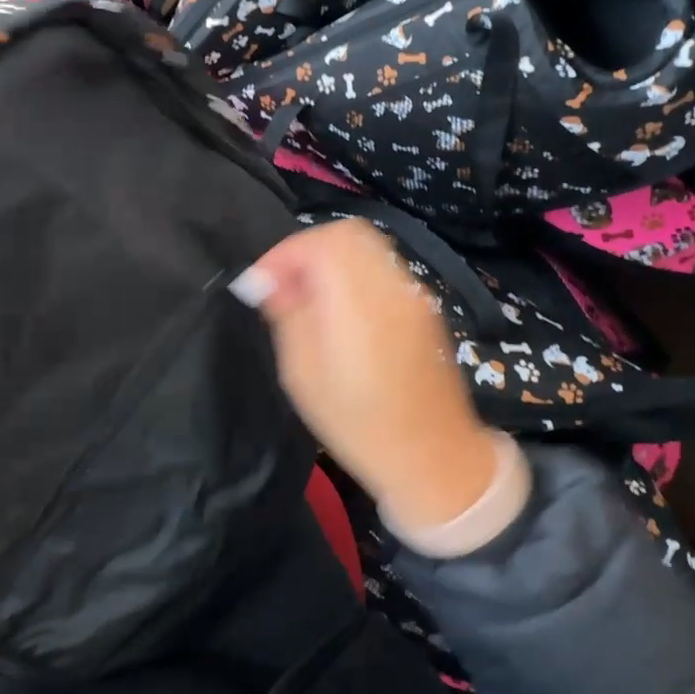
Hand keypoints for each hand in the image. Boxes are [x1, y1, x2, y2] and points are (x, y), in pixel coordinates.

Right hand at [234, 219, 502, 534]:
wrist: (433, 459)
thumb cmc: (356, 420)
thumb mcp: (302, 371)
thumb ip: (286, 314)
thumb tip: (269, 282)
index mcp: (359, 301)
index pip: (322, 241)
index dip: (284, 253)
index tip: (262, 285)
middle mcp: (391, 289)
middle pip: (348, 234)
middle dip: (307, 251)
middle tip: (283, 286)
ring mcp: (413, 299)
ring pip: (366, 250)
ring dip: (329, 263)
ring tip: (307, 302)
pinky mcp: (422, 312)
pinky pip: (381, 272)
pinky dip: (352, 277)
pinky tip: (337, 315)